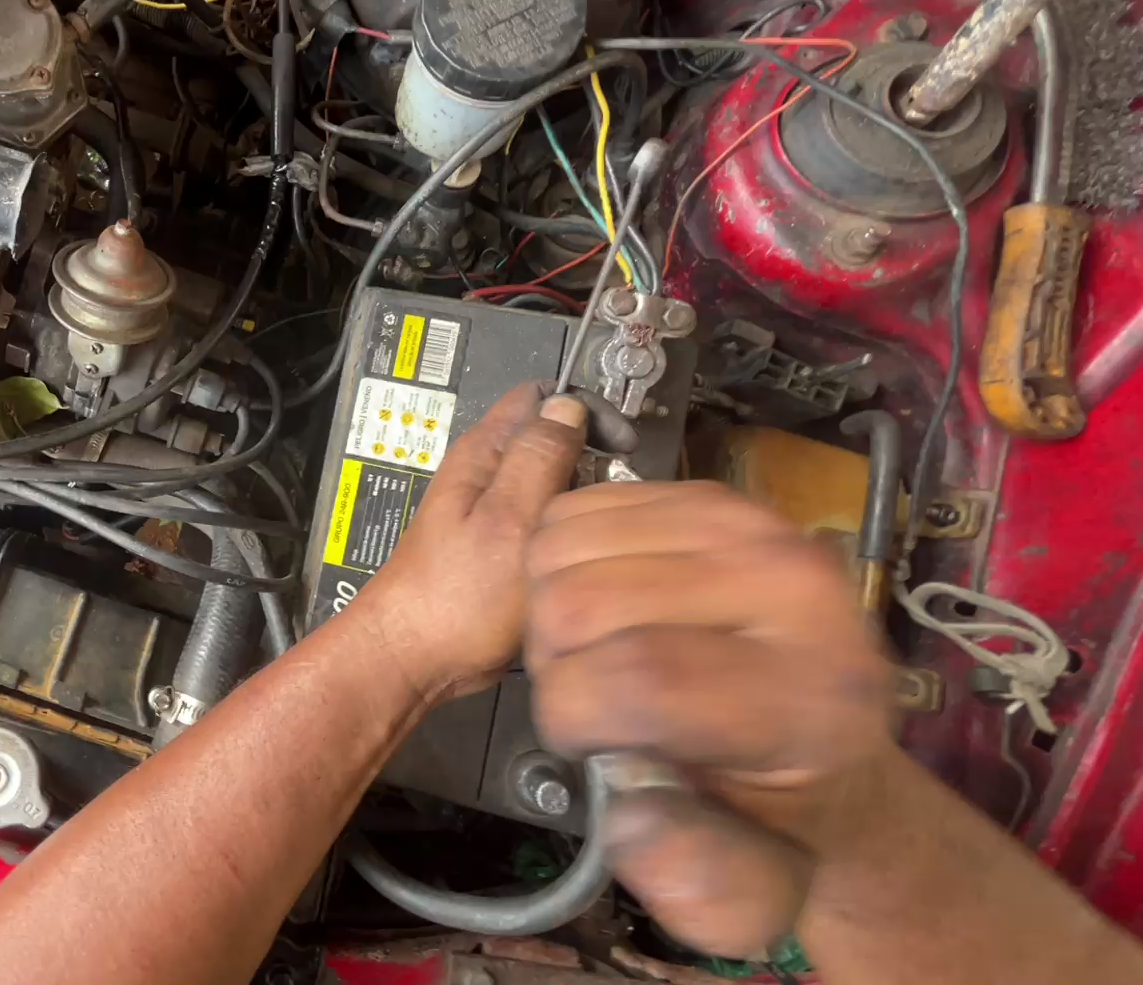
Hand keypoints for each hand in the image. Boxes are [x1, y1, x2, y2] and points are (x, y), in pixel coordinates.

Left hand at [337, 383, 587, 707]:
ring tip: (604, 538)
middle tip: (617, 504)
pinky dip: (567, 535)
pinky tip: (582, 561)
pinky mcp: (501, 550)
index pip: (539, 398)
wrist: (417, 657)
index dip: (585, 409)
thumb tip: (566, 404)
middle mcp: (485, 475)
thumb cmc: (459, 592)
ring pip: (553, 488)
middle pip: (552, 442)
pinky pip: (546, 526)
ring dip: (582, 503)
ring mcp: (493, 514)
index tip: (622, 448)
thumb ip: (538, 458)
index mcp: (481, 454)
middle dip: (592, 462)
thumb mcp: (509, 519)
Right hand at [523, 481, 896, 956]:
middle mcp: (793, 590)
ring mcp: (747, 524)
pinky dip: (555, 558)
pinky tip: (596, 594)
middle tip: (584, 687)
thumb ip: (693, 872)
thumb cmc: (769, 790)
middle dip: (553, 657)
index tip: (580, 737)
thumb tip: (634, 816)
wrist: (819, 715)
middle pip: (579, 602)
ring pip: (559, 548)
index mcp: (809, 697)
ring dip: (546, 603)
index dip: (572, 711)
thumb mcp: (747, 873)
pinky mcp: (702, 492)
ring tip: (590, 641)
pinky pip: (569, 511)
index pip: (639, 675)